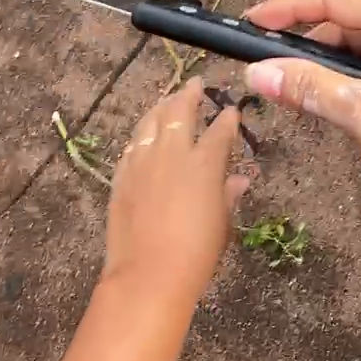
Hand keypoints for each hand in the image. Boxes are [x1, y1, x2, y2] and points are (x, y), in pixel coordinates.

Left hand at [102, 77, 250, 304]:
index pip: (220, 130)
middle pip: (179, 111)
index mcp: (204, 164)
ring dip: (160, 106)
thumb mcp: (222, 225)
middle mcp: (172, 154)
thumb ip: (228, 195)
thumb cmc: (196, 256)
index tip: (232, 113)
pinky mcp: (121, 177)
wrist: (148, 275)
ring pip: (149, 121)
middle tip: (195, 84)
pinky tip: (143, 136)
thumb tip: (239, 179)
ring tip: (167, 100)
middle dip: (189, 94)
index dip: (228, 120)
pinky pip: (132, 146)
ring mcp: (141, 163)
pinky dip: (141, 135)